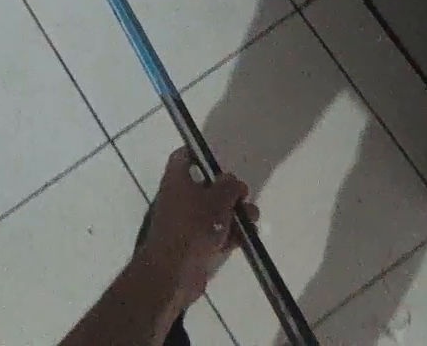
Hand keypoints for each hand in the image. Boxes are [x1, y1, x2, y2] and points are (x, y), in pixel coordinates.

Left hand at [136, 148, 255, 309]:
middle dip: (227, 191)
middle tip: (244, 196)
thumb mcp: (216, 200)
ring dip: (234, 214)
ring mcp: (186, 223)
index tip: (218, 159)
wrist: (174, 272)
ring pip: (213, 211)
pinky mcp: (194, 245)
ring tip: (252, 218)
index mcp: (176, 179)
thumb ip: (229, 187)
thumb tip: (233, 182)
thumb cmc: (193, 226)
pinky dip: (230, 234)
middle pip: (205, 186)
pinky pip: (215, 233)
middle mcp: (178, 197)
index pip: (184, 156)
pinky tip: (248, 237)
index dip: (199, 153)